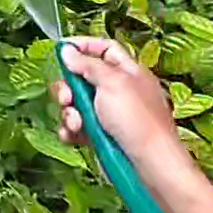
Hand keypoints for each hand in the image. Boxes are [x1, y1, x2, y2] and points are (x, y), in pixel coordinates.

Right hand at [50, 37, 194, 185]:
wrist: (150, 166)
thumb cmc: (139, 122)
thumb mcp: (112, 83)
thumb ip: (87, 64)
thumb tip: (68, 50)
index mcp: (129, 72)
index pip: (105, 49)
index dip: (84, 46)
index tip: (63, 49)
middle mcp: (119, 91)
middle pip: (84, 77)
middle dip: (69, 86)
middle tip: (66, 96)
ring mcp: (110, 115)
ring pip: (77, 103)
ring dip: (69, 111)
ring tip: (75, 122)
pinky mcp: (102, 135)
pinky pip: (78, 126)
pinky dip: (71, 129)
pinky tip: (72, 134)